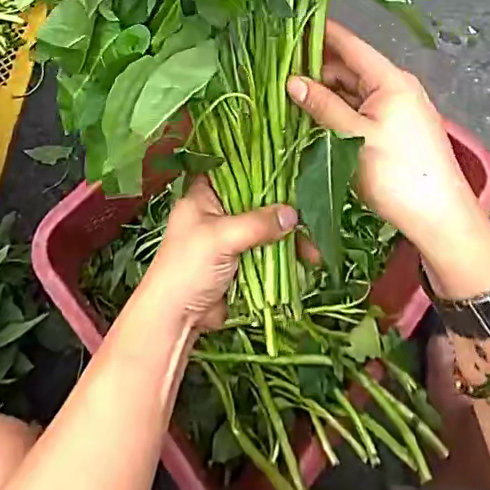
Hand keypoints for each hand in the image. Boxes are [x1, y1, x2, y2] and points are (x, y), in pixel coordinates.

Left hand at [135, 179, 296, 331]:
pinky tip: (306, 262)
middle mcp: (218, 211)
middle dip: (284, 213)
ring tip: (313, 253)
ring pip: (265, 229)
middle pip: (257, 202)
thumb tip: (293, 214)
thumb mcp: (221, 238)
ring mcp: (230, 237)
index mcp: (205, 195)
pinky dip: (285, 257)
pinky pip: (267, 253)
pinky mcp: (240, 261)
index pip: (235, 171)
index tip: (290, 174)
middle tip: (310, 223)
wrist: (176, 319)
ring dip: (289, 239)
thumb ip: (257, 223)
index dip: (261, 170)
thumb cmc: (188, 267)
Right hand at [287, 20, 489, 252]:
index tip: (291, 22)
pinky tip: (313, 117)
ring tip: (287, 95)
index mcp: (390, 80)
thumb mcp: (353, 137)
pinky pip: (359, 109)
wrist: (441, 220)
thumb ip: (322, 105)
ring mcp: (396, 109)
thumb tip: (292, 80)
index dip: (320, 32)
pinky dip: (337, 111)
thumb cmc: (398, 175)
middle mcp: (395, 87)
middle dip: (315, 68)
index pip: (350, 44)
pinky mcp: (394, 129)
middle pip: (348, 67)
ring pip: (351, 90)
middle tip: (277, 70)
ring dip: (324, 93)